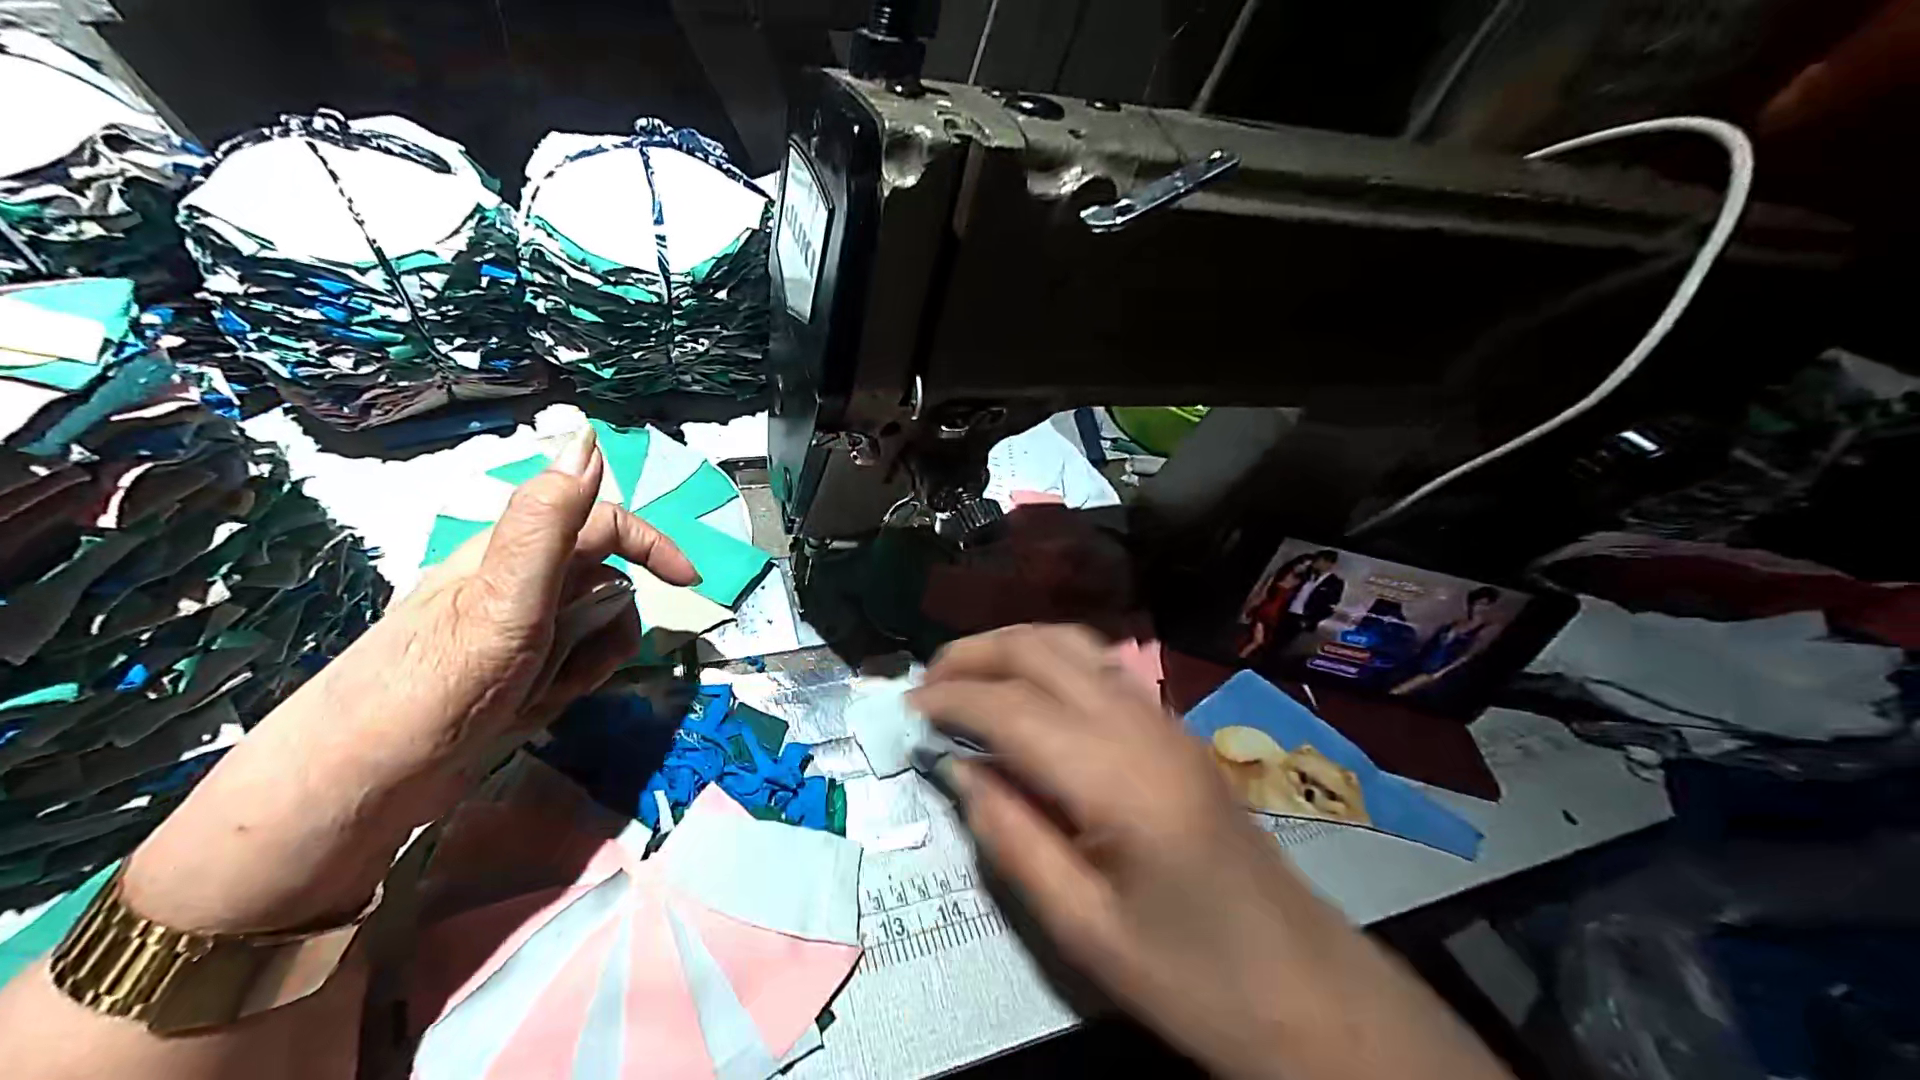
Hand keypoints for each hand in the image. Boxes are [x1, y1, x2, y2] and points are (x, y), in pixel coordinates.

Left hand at [124, 426, 696, 932]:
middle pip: (609, 581)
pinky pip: (576, 661)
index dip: (652, 545)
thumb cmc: (432, 688)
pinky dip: (574, 682)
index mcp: (514, 553)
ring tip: (548, 693)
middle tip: (578, 666)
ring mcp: (520, 630)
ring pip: (598, 624)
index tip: (690, 582)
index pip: (605, 523)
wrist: (361, 789)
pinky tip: (538, 707)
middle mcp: (521, 583)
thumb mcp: (501, 600)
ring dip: (592, 659)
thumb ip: (547, 522)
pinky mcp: (518, 670)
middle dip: (611, 626)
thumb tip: (585, 440)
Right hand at [912, 625, 1506, 1079]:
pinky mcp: (1175, 731)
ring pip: (1076, 646)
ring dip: (1013, 646)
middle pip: (1044, 650)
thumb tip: (960, 769)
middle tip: (927, 681)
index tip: (906, 707)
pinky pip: (1101, 669)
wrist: (1307, 988)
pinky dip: (1049, 660)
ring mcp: (1165, 721)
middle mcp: (1141, 727)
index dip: (952, 699)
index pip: (1013, 708)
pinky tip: (1027, 689)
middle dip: (976, 653)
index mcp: (1117, 778)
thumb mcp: (1082, 928)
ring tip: (966, 673)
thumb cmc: (1191, 976)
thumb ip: (1011, 837)